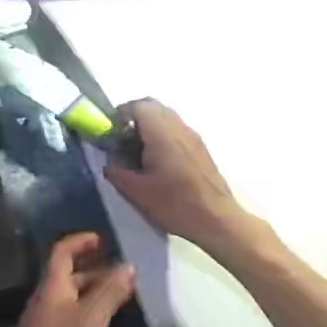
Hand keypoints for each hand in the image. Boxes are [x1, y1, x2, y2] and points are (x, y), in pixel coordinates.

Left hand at [0, 233, 134, 326]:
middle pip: (68, 273)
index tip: (103, 237)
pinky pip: (72, 313)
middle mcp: (47, 298)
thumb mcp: (90, 321)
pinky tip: (107, 321)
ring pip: (72, 294)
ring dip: (95, 288)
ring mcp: (46, 319)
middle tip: (126, 268)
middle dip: (94, 266)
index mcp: (53, 287)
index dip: (80, 242)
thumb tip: (126, 264)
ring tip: (126, 291)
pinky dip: (90, 309)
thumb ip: (108, 294)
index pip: (62, 253)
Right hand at [104, 99, 255, 252]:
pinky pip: (177, 131)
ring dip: (148, 127)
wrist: (217, 221)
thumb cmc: (174, 203)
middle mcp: (181, 131)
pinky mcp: (201, 151)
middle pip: (155, 108)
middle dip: (134, 117)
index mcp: (162, 135)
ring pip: (168, 119)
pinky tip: (154, 161)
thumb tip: (109, 163)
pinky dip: (161, 136)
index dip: (121, 112)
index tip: (109, 129)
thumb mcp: (134, 190)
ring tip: (135, 150)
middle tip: (120, 137)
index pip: (141, 105)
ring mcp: (194, 140)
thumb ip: (116, 171)